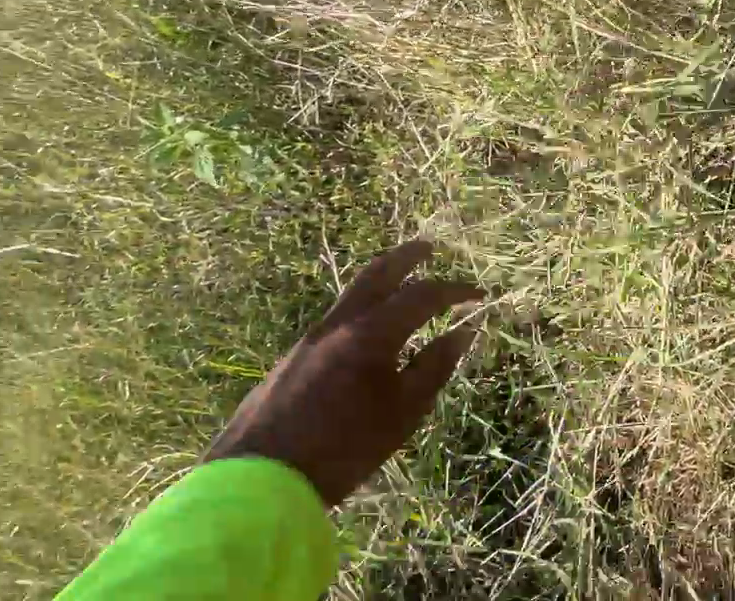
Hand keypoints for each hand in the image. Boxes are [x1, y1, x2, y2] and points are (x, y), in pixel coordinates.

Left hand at [203, 240, 485, 506]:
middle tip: (429, 247)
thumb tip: (463, 332)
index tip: (479, 296)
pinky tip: (372, 329)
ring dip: (382, 282)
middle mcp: (338, 326)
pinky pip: (336, 320)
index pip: (424, 295)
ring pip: (351, 295)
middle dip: (406, 256)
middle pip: (376, 274)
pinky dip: (363, 309)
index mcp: (372, 333)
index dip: (457, 291)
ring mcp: (308, 342)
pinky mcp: (290, 361)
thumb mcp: (405, 410)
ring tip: (403, 284)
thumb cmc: (344, 447)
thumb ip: (436, 365)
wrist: (255, 487)